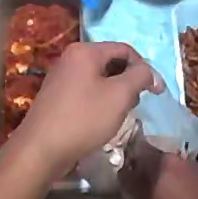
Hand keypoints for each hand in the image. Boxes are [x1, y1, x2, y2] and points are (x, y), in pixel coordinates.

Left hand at [11, 41, 161, 172]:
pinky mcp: (57, 96)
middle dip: (129, 80)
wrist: (41, 149)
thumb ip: (140, 77)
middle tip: (137, 104)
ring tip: (121, 114)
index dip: (145, 68)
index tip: (157, 92)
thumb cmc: (83, 118)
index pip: (125, 49)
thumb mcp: (120, 95)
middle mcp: (70, 59)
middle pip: (111, 62)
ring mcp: (61, 77)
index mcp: (85, 51)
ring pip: (99, 78)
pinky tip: (103, 120)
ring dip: (116, 93)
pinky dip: (100, 100)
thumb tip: (150, 73)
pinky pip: (86, 91)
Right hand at [122, 147, 197, 198]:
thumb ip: (132, 187)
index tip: (119, 171)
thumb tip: (123, 172)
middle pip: (149, 155)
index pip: (135, 148)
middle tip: (133, 184)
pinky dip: (169, 180)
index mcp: (160, 160)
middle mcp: (174, 156)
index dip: (125, 158)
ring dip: (155, 174)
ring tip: (150, 193)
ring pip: (163, 164)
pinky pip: (176, 171)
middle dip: (140, 166)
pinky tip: (170, 197)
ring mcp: (189, 164)